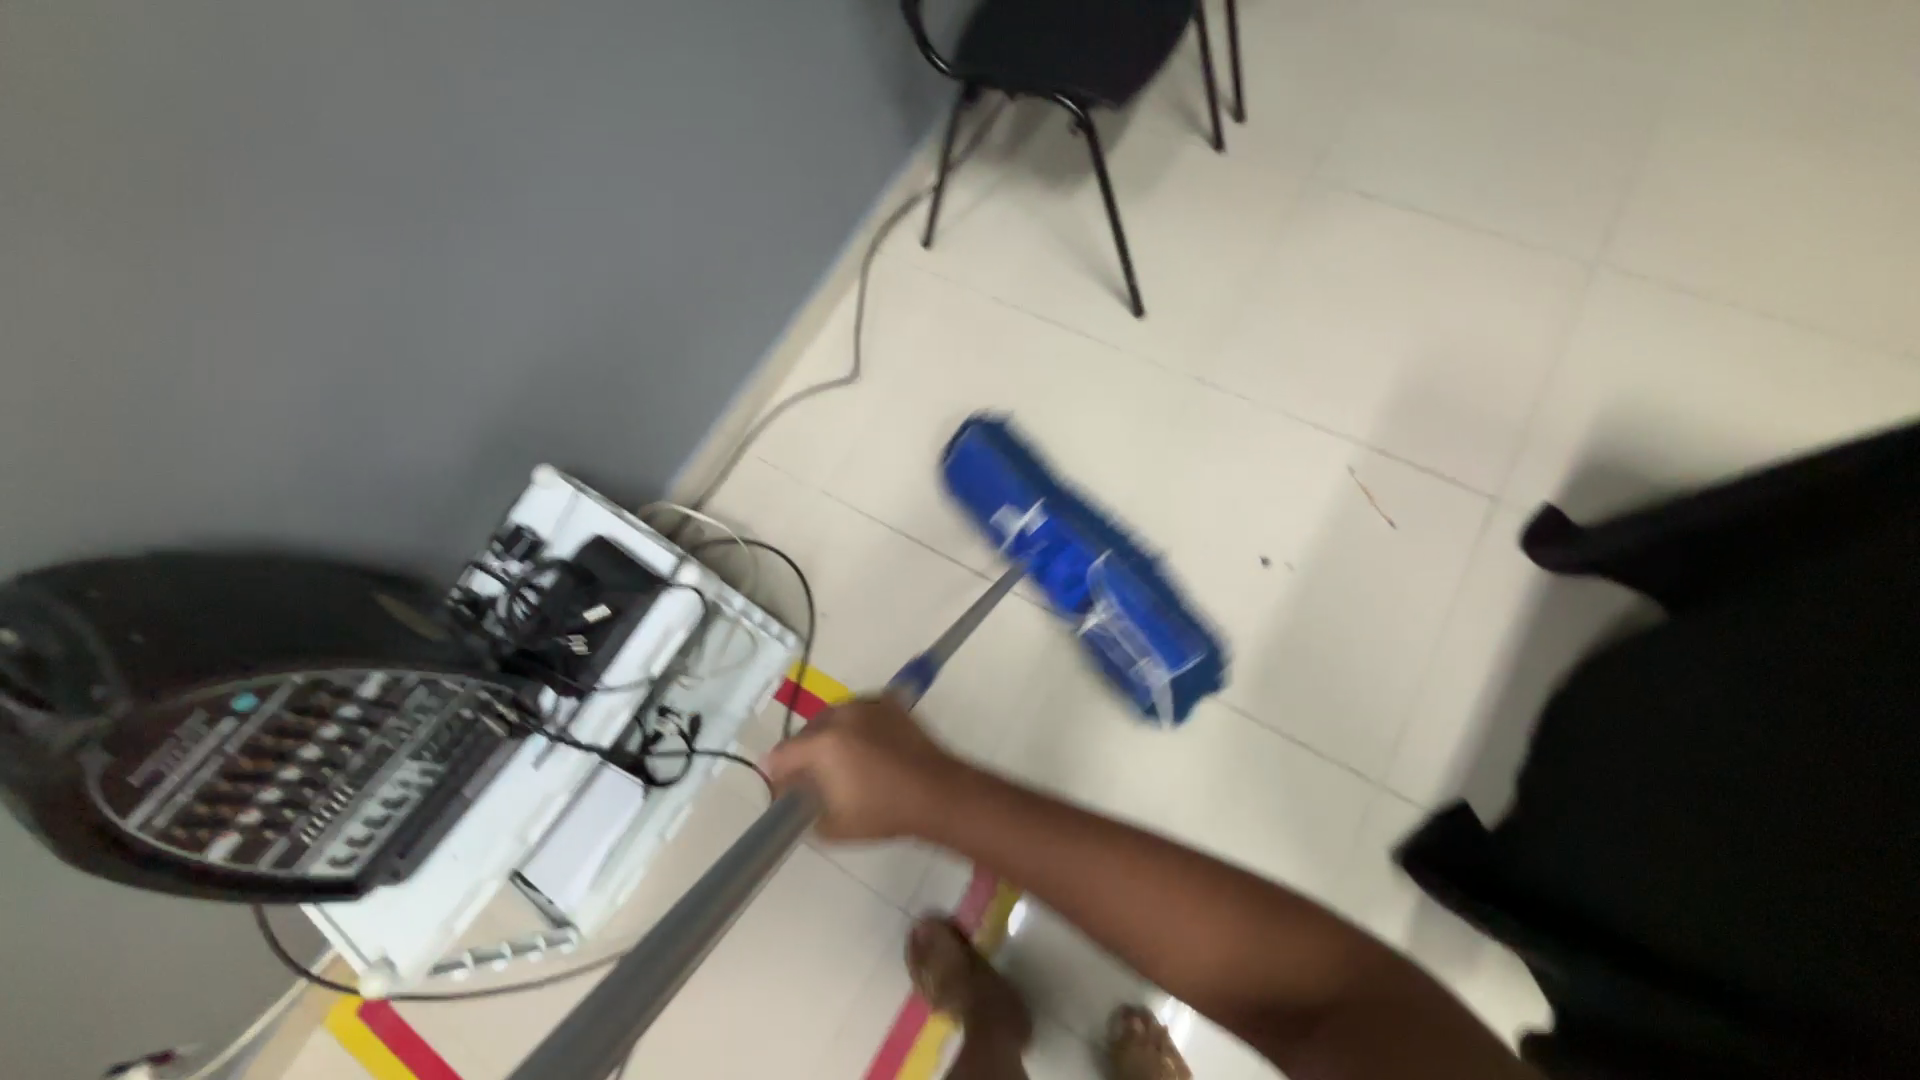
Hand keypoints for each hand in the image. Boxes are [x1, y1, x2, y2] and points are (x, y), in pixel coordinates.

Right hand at [764, 696, 965, 841]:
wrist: (937, 792)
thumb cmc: (884, 811)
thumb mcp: (835, 827)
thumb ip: (808, 814)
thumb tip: (801, 805)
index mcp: (822, 744)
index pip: (782, 754)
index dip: (777, 772)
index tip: (782, 787)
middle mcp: (840, 716)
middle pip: (806, 731)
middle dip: (802, 752)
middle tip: (809, 774)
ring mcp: (866, 705)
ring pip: (832, 716)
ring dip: (827, 734)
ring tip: (837, 757)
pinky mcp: (889, 703)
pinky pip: (859, 710)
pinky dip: (855, 724)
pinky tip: (862, 743)